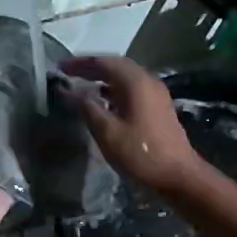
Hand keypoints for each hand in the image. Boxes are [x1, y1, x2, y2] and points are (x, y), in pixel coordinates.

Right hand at [59, 55, 202, 192]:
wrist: (177, 175)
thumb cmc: (140, 153)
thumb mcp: (107, 131)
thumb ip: (86, 107)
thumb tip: (67, 91)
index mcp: (135, 81)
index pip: (103, 62)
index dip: (79, 63)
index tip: (59, 67)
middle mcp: (148, 80)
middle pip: (116, 66)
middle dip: (91, 68)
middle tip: (68, 73)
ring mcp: (156, 93)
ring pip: (125, 77)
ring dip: (103, 79)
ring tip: (81, 85)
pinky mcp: (158, 107)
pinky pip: (132, 90)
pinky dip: (114, 90)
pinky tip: (102, 101)